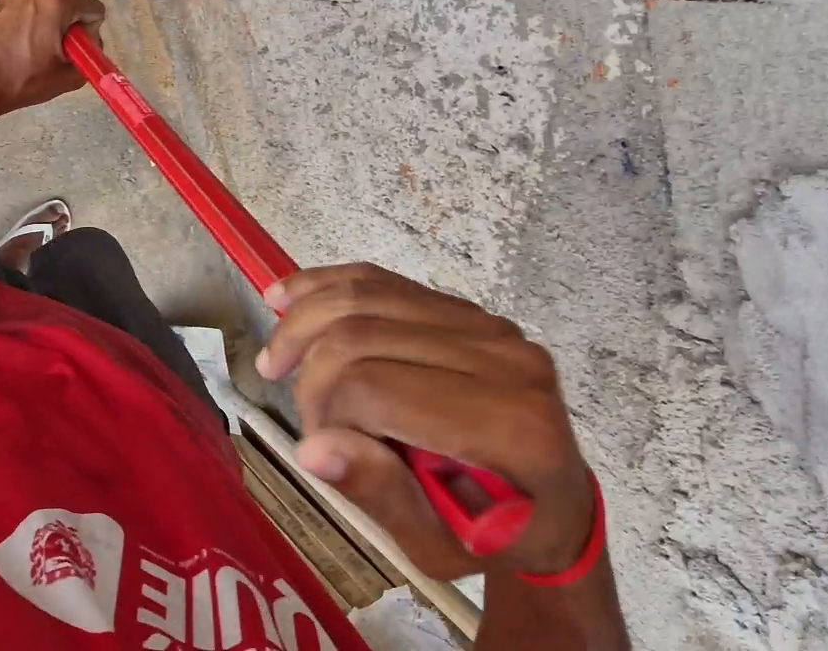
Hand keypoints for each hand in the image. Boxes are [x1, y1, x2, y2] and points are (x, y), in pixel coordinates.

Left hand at [0, 0, 104, 121]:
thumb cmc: (25, 79)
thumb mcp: (71, 75)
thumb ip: (92, 55)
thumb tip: (88, 43)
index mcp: (59, 0)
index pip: (94, 8)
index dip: (89, 32)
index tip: (75, 48)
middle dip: (70, 15)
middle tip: (58, 42)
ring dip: (50, 7)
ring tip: (39, 35)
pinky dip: (28, 5)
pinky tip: (21, 29)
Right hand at [256, 263, 595, 579]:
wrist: (551, 507)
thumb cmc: (498, 540)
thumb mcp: (440, 546)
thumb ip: (381, 494)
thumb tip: (312, 448)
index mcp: (508, 426)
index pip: (373, 386)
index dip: (324, 413)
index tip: (317, 449)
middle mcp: (507, 360)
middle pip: (359, 335)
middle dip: (310, 375)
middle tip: (304, 416)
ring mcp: (488, 325)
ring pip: (362, 296)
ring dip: (302, 323)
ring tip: (276, 361)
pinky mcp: (465, 309)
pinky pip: (380, 280)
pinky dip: (324, 286)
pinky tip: (285, 298)